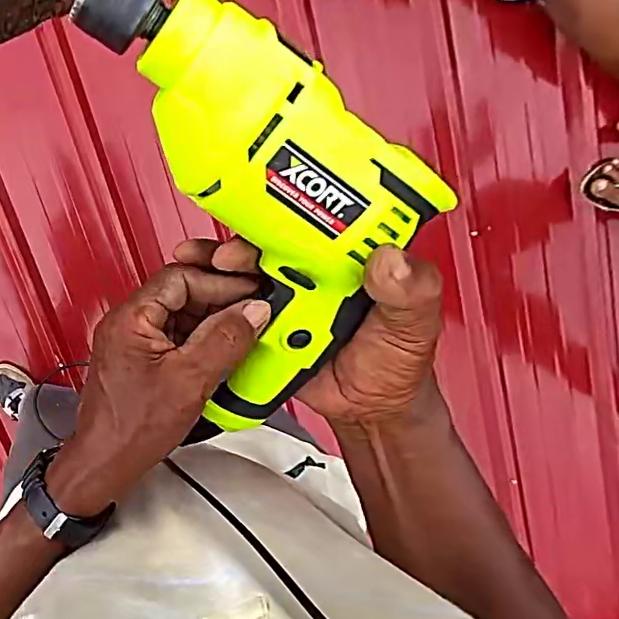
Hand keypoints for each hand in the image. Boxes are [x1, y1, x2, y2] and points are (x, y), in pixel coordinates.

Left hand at [44, 263, 270, 516]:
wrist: (106, 461)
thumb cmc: (129, 429)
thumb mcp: (190, 381)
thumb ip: (225, 340)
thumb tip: (251, 312)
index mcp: (131, 318)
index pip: (181, 277)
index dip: (221, 282)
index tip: (249, 294)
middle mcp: (126, 323)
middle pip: (181, 293)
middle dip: (220, 302)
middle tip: (251, 313)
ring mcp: (132, 341)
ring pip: (181, 315)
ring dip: (213, 323)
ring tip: (241, 336)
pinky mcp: (139, 359)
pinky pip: (175, 337)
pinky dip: (201, 342)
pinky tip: (221, 355)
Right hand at [172, 237, 443, 426]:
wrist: (369, 406)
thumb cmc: (396, 361)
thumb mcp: (416, 323)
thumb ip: (412, 290)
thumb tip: (391, 259)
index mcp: (352, 258)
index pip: (319, 220)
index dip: (292, 211)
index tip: (272, 212)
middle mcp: (315, 270)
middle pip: (270, 241)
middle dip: (242, 240)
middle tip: (230, 254)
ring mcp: (287, 296)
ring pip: (247, 272)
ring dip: (220, 267)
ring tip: (203, 267)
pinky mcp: (266, 322)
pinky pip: (239, 308)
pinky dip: (215, 302)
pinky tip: (202, 296)